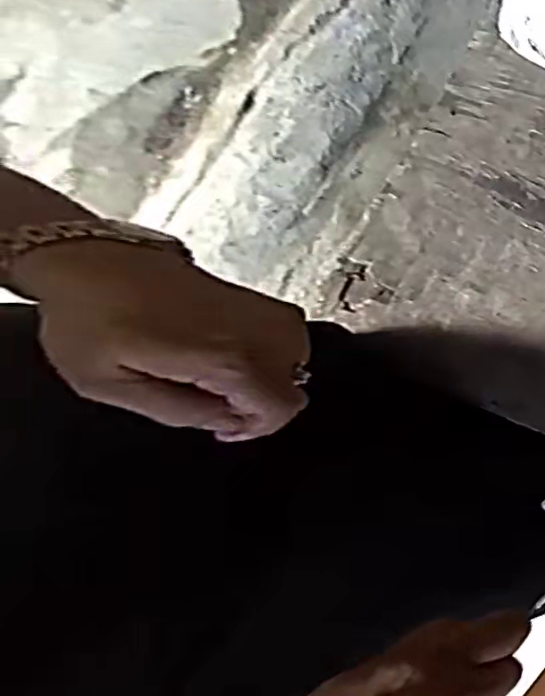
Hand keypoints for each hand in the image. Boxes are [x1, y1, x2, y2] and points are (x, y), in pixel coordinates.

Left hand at [14, 240, 309, 439]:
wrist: (110, 268)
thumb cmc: (99, 319)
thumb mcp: (109, 386)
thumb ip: (178, 413)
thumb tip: (228, 422)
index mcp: (234, 361)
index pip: (281, 409)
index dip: (254, 427)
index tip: (224, 427)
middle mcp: (272, 339)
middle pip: (289, 391)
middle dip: (250, 402)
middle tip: (200, 393)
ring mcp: (283, 322)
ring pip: (293, 372)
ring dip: (258, 380)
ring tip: (206, 368)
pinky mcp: (284, 312)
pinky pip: (292, 351)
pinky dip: (266, 359)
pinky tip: (222, 350)